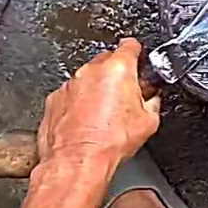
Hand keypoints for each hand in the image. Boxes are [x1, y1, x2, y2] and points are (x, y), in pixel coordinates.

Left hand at [37, 38, 160, 168]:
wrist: (77, 162)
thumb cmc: (109, 143)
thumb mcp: (149, 122)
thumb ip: (152, 101)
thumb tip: (151, 99)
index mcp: (118, 70)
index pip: (130, 45)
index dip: (137, 51)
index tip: (138, 57)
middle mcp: (90, 71)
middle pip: (107, 61)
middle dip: (117, 75)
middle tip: (124, 95)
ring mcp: (70, 84)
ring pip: (87, 79)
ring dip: (96, 90)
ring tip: (104, 116)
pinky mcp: (54, 99)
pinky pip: (71, 95)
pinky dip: (78, 104)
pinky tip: (87, 123)